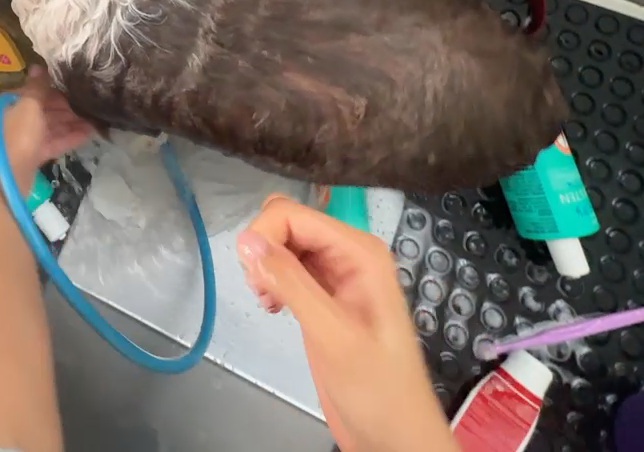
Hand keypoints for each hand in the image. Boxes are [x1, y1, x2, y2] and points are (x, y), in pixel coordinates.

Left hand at [0, 66, 94, 175]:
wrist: (11, 175)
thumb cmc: (19, 134)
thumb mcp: (29, 105)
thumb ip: (37, 86)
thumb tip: (38, 64)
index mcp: (14, 102)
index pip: (38, 91)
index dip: (57, 90)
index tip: (78, 87)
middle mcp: (20, 117)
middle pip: (47, 108)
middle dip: (68, 107)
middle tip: (92, 104)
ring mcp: (28, 136)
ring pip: (53, 125)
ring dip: (73, 122)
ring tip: (96, 119)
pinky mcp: (37, 152)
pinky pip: (56, 140)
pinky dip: (71, 136)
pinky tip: (91, 133)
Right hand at [237, 196, 455, 451]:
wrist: (396, 440)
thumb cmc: (378, 390)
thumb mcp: (332, 335)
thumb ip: (290, 282)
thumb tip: (246, 241)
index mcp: (359, 252)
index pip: (293, 214)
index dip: (264, 235)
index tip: (252, 273)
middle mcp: (347, 254)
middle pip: (286, 221)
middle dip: (264, 248)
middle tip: (261, 287)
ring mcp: (334, 273)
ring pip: (282, 242)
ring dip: (264, 265)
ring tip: (267, 300)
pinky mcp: (321, 294)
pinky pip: (285, 266)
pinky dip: (270, 279)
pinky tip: (272, 305)